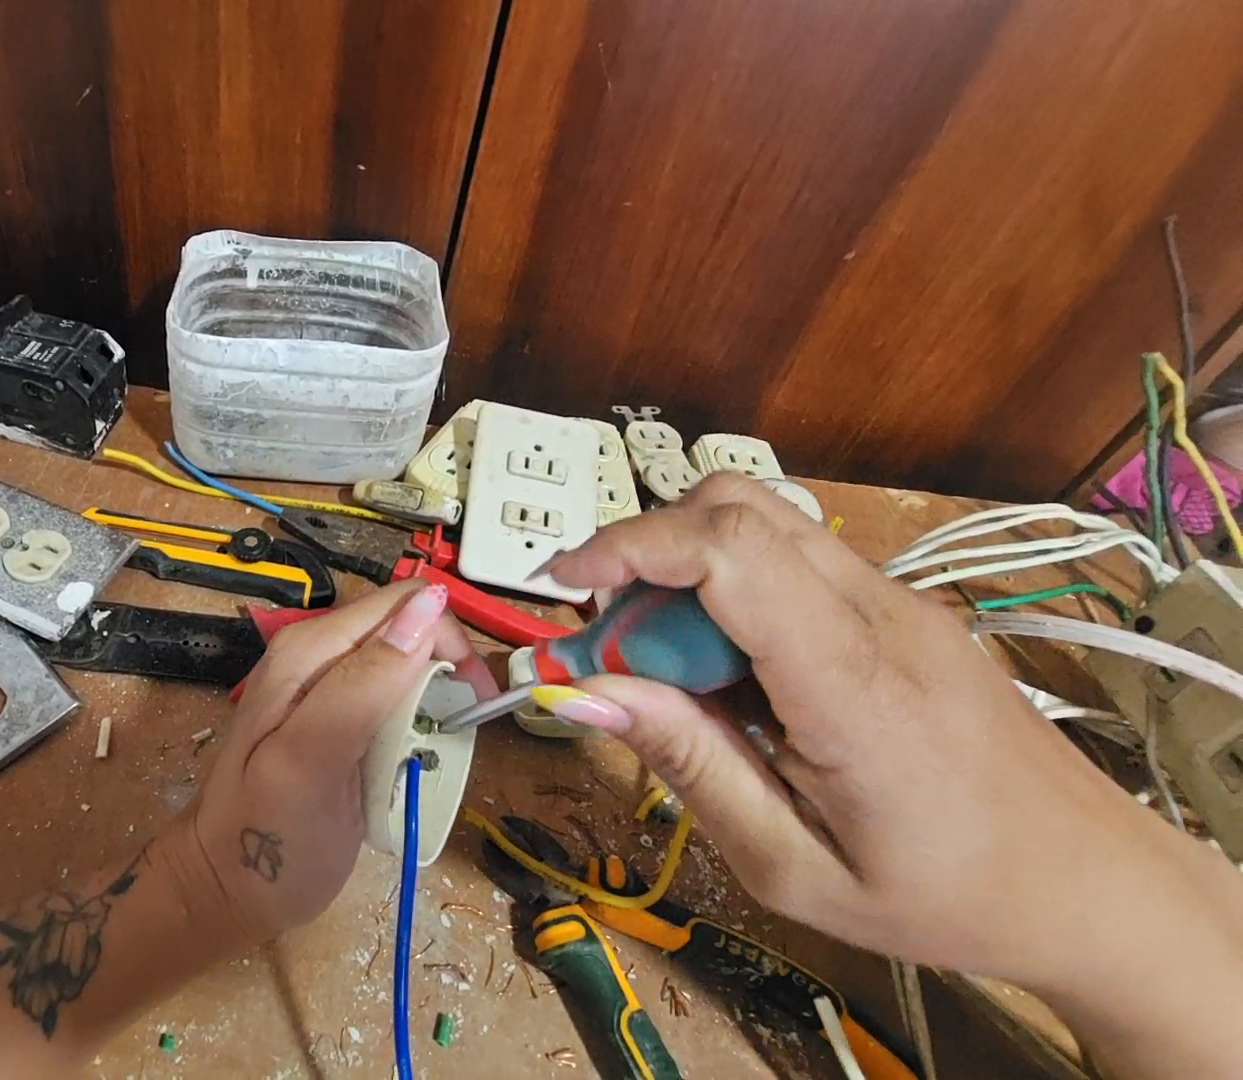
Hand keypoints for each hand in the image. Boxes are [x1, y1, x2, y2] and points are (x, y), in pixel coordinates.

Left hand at [167, 581, 496, 946]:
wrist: (225, 886)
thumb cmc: (266, 838)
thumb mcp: (311, 760)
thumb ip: (363, 683)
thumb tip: (427, 608)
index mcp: (309, 649)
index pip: (404, 606)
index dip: (449, 643)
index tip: (474, 701)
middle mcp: (315, 652)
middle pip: (407, 627)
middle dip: (447, 669)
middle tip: (461, 730)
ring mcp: (322, 682)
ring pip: (403, 660)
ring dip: (434, 696)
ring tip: (440, 747)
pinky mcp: (332, 712)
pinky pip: (390, 693)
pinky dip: (415, 718)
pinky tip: (413, 753)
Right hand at [536, 474, 1239, 991]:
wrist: (1097, 888)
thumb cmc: (943, 894)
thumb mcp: (789, 864)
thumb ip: (684, 763)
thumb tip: (580, 694)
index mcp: (856, 684)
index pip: (730, 552)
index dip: (631, 546)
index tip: (563, 583)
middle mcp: (879, 613)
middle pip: (732, 510)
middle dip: (640, 556)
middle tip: (605, 638)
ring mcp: (892, 597)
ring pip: (752, 521)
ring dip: (675, 568)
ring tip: (655, 654)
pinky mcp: (889, 602)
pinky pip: (779, 557)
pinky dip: (715, 587)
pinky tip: (716, 663)